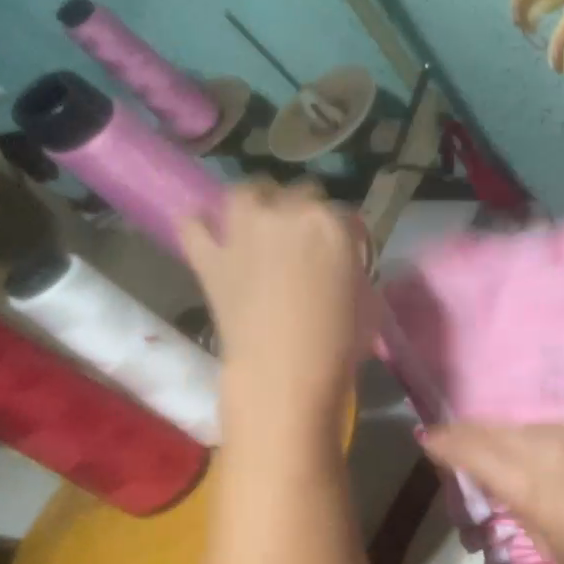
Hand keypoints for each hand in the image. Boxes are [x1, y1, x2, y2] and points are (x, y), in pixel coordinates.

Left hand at [179, 183, 367, 420]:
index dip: (349, 232)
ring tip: (266, 220)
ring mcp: (240, 230)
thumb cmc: (341, 341)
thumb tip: (343, 262)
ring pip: (247, 193)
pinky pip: (195, 224)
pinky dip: (204, 226)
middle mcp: (285, 214)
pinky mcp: (207, 253)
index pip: (346, 214)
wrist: (285, 370)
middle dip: (308, 210)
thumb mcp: (368, 300)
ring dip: (260, 201)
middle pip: (300, 194)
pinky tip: (216, 236)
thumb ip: (353, 268)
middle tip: (312, 238)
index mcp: (331, 226)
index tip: (350, 250)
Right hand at [420, 422, 563, 563]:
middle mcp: (544, 449)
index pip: (471, 450)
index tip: (428, 442)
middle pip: (492, 432)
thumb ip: (523, 511)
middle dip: (466, 434)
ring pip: (521, 427)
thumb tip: (508, 492)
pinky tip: (527, 446)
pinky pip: (549, 429)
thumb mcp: (552, 544)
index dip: (445, 443)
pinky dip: (528, 435)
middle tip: (448, 440)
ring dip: (498, 433)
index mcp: (526, 481)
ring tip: (484, 443)